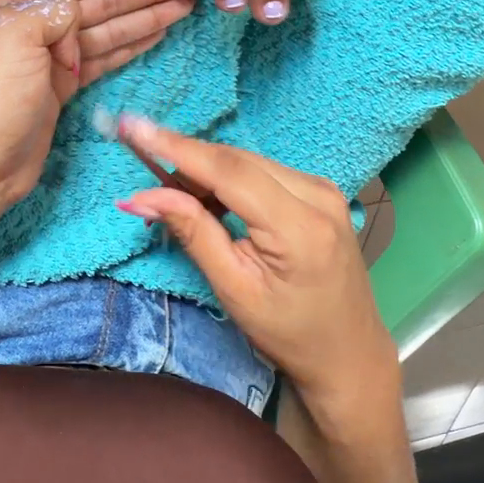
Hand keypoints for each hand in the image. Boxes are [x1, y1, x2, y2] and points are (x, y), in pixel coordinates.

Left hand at [0, 0, 195, 205]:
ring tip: (183, 3)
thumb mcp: (16, 33)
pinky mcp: (65, 79)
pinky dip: (133, 40)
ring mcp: (50, 51)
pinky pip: (106, 52)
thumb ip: (55, 9)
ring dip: (144, 13)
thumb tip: (79, 14)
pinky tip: (159, 28)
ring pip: (107, 24)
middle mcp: (31, 17)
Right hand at [114, 117, 393, 398]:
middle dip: (185, 161)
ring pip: (246, 161)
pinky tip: (210, 200)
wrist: (349, 355)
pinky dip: (228, 178)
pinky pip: (261, 169)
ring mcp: (324, 188)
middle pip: (236, 159)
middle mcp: (317, 194)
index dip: (177, 147)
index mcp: (298, 226)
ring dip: (205, 171)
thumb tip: (142, 196)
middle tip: (146, 175)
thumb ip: (193, 232)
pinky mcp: (320, 190)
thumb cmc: (289, 333)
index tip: (134, 127)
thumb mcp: (234, 288)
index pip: (228, 170)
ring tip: (175, 197)